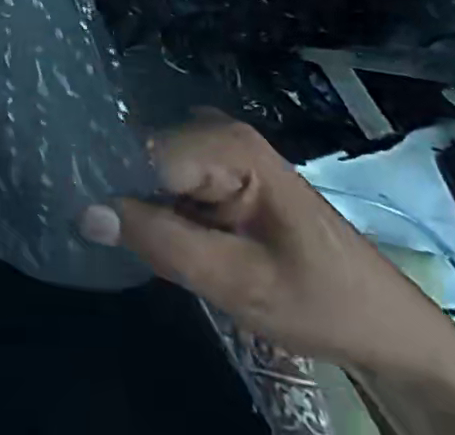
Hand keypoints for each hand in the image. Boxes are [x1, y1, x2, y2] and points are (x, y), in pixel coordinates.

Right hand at [79, 112, 438, 368]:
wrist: (379, 320)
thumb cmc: (319, 300)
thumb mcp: (238, 282)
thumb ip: (162, 243)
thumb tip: (86, 211)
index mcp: (229, 146)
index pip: (142, 151)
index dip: (108, 184)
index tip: (75, 216)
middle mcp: (218, 133)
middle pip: (141, 156)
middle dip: (120, 197)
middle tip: (101, 239)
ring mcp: (218, 150)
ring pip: (148, 171)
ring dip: (135, 207)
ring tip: (121, 241)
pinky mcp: (218, 173)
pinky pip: (165, 183)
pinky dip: (153, 211)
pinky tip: (150, 237)